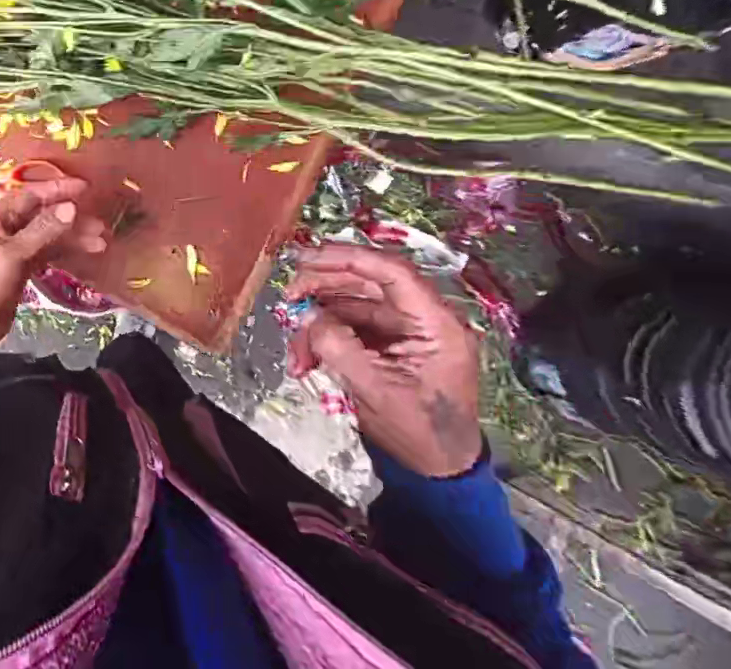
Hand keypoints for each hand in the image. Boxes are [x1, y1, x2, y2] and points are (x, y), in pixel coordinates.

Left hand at [0, 177, 107, 360]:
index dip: (60, 188)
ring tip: (101, 242)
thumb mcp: (11, 255)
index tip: (87, 188)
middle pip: (45, 214)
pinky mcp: (22, 267)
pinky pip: (49, 252)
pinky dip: (67, 252)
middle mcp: (6, 227)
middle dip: (73, 217)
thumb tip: (72, 206)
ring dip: (75, 236)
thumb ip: (43, 230)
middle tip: (101, 224)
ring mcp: (15, 248)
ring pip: (51, 234)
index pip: (33, 194)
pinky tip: (86, 254)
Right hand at [285, 245, 482, 476]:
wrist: (441, 471)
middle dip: (324, 286)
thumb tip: (308, 317)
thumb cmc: (421, 433)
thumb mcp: (376, 391)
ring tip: (295, 346)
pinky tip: (306, 357)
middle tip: (289, 296)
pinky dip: (328, 337)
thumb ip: (339, 349)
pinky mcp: (391, 341)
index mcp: (436, 322)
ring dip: (320, 319)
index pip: (391, 272)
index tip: (307, 258)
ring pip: (355, 303)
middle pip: (368, 282)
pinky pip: (353, 325)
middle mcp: (423, 316)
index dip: (347, 259)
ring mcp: (406, 328)